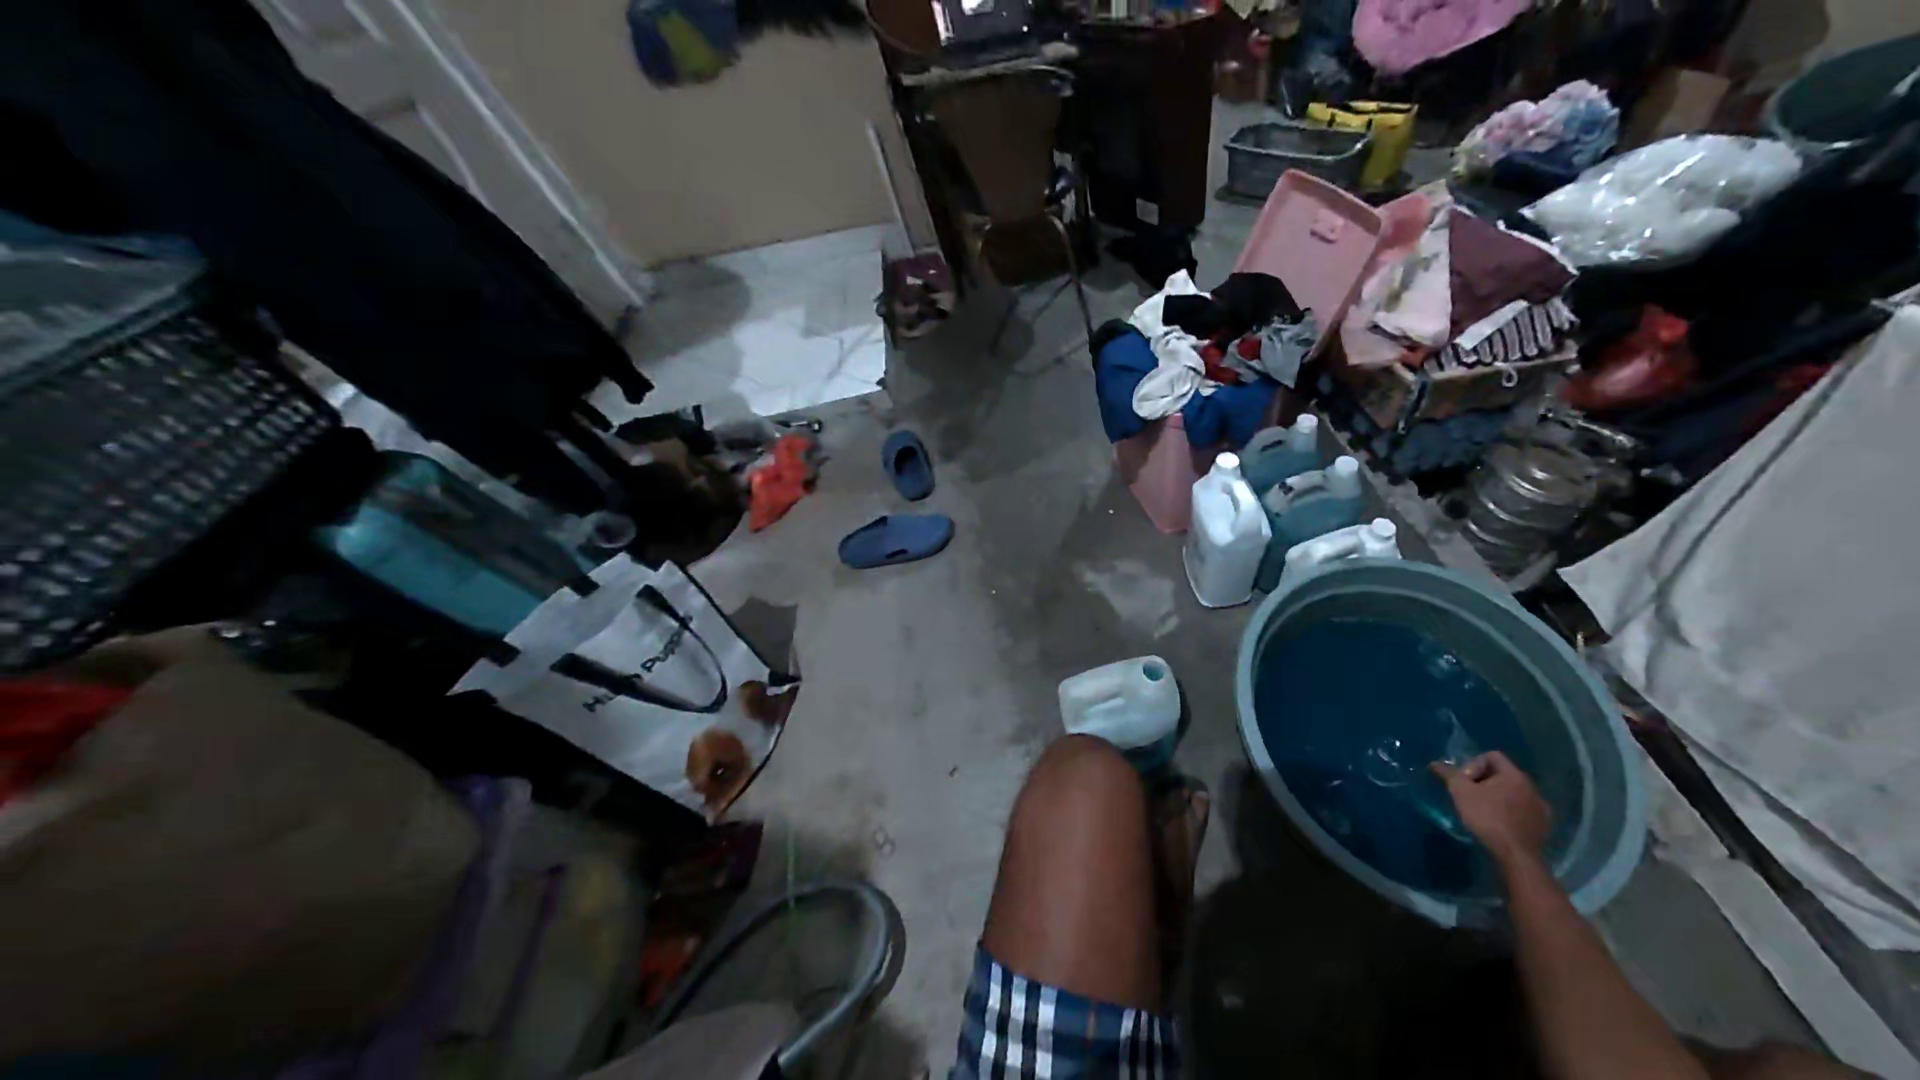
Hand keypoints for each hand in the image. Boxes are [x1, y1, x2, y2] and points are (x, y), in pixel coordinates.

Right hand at [1431, 751, 1550, 869]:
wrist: (1515, 854)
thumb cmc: (1487, 817)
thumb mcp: (1460, 792)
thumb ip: (1449, 774)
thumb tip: (1435, 764)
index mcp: (1514, 775)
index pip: (1492, 756)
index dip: (1473, 764)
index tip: (1465, 781)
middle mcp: (1532, 787)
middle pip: (1503, 774)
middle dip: (1484, 781)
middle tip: (1470, 795)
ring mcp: (1541, 807)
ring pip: (1514, 792)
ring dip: (1499, 796)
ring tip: (1484, 810)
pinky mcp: (1544, 825)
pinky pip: (1524, 809)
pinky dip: (1511, 811)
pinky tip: (1500, 823)